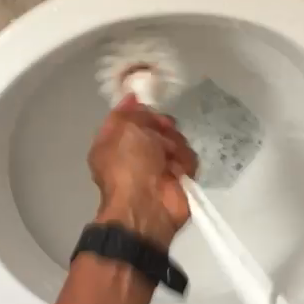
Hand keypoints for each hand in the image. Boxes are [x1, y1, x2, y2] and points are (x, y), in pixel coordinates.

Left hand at [89, 96, 197, 246]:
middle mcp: (136, 151)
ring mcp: (159, 164)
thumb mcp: (123, 129)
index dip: (141, 108)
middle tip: (161, 135)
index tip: (150, 103)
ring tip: (168, 160)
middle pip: (158, 125)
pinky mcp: (180, 176)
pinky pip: (188, 158)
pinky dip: (184, 163)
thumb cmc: (129, 165)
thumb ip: (130, 111)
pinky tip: (177, 172)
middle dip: (162, 128)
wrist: (147, 206)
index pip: (131, 115)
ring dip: (174, 147)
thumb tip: (132, 97)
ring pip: (176, 139)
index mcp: (115, 140)